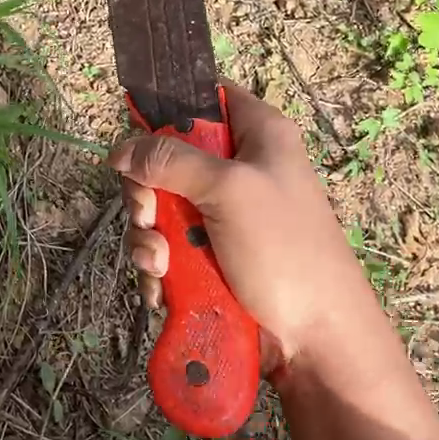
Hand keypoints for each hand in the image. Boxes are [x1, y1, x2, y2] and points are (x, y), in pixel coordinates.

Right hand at [108, 82, 379, 371]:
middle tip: (149, 215)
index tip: (139, 137)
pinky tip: (162, 286)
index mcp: (258, 133)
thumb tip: (119, 150)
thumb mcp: (228, 189)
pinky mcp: (211, 254)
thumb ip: (170, 160)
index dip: (168, 108)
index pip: (205, 95)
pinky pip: (167, 245)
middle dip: (148, 191)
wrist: (320, 344)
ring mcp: (223, 214)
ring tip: (160, 265)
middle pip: (168, 155)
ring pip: (161, 205)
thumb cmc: (285, 250)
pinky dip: (158, 265)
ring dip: (150, 236)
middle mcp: (239, 167)